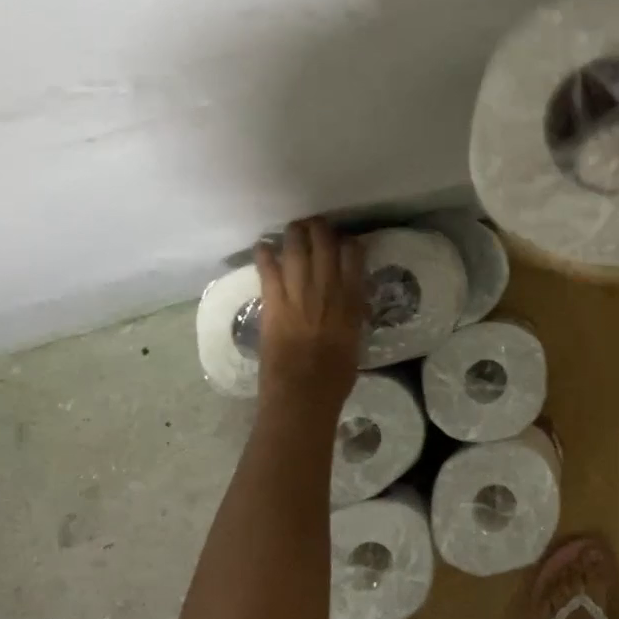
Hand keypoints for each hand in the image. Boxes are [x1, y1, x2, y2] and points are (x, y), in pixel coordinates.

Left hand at [253, 218, 366, 406]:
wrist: (303, 395)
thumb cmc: (336, 376)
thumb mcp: (355, 340)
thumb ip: (353, 316)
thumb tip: (350, 303)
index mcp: (351, 301)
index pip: (354, 258)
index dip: (350, 243)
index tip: (346, 240)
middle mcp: (327, 290)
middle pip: (325, 247)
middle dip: (321, 230)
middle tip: (317, 223)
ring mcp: (299, 295)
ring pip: (298, 252)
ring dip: (295, 235)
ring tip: (294, 226)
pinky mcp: (274, 305)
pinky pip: (269, 272)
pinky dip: (265, 256)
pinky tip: (263, 245)